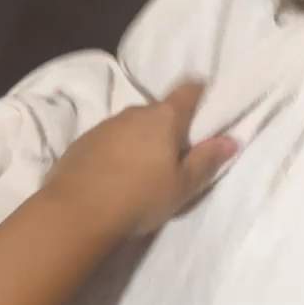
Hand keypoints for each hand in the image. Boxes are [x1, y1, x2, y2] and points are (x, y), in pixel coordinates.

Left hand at [39, 83, 238, 238]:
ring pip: (131, 126)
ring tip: (138, 173)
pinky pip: (106, 141)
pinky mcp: (79, 143)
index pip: (189, 88)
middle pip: (159, 111)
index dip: (200, 93)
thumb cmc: (138, 198)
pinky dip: (113, 153)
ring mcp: (104, 126)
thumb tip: (231, 139)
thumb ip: (207, 160)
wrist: (72, 216)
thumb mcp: (182, 186)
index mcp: (165, 117)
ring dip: (138, 141)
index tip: (205, 108)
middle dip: (167, 127)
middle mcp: (135, 112)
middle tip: (172, 157)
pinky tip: (111, 180)